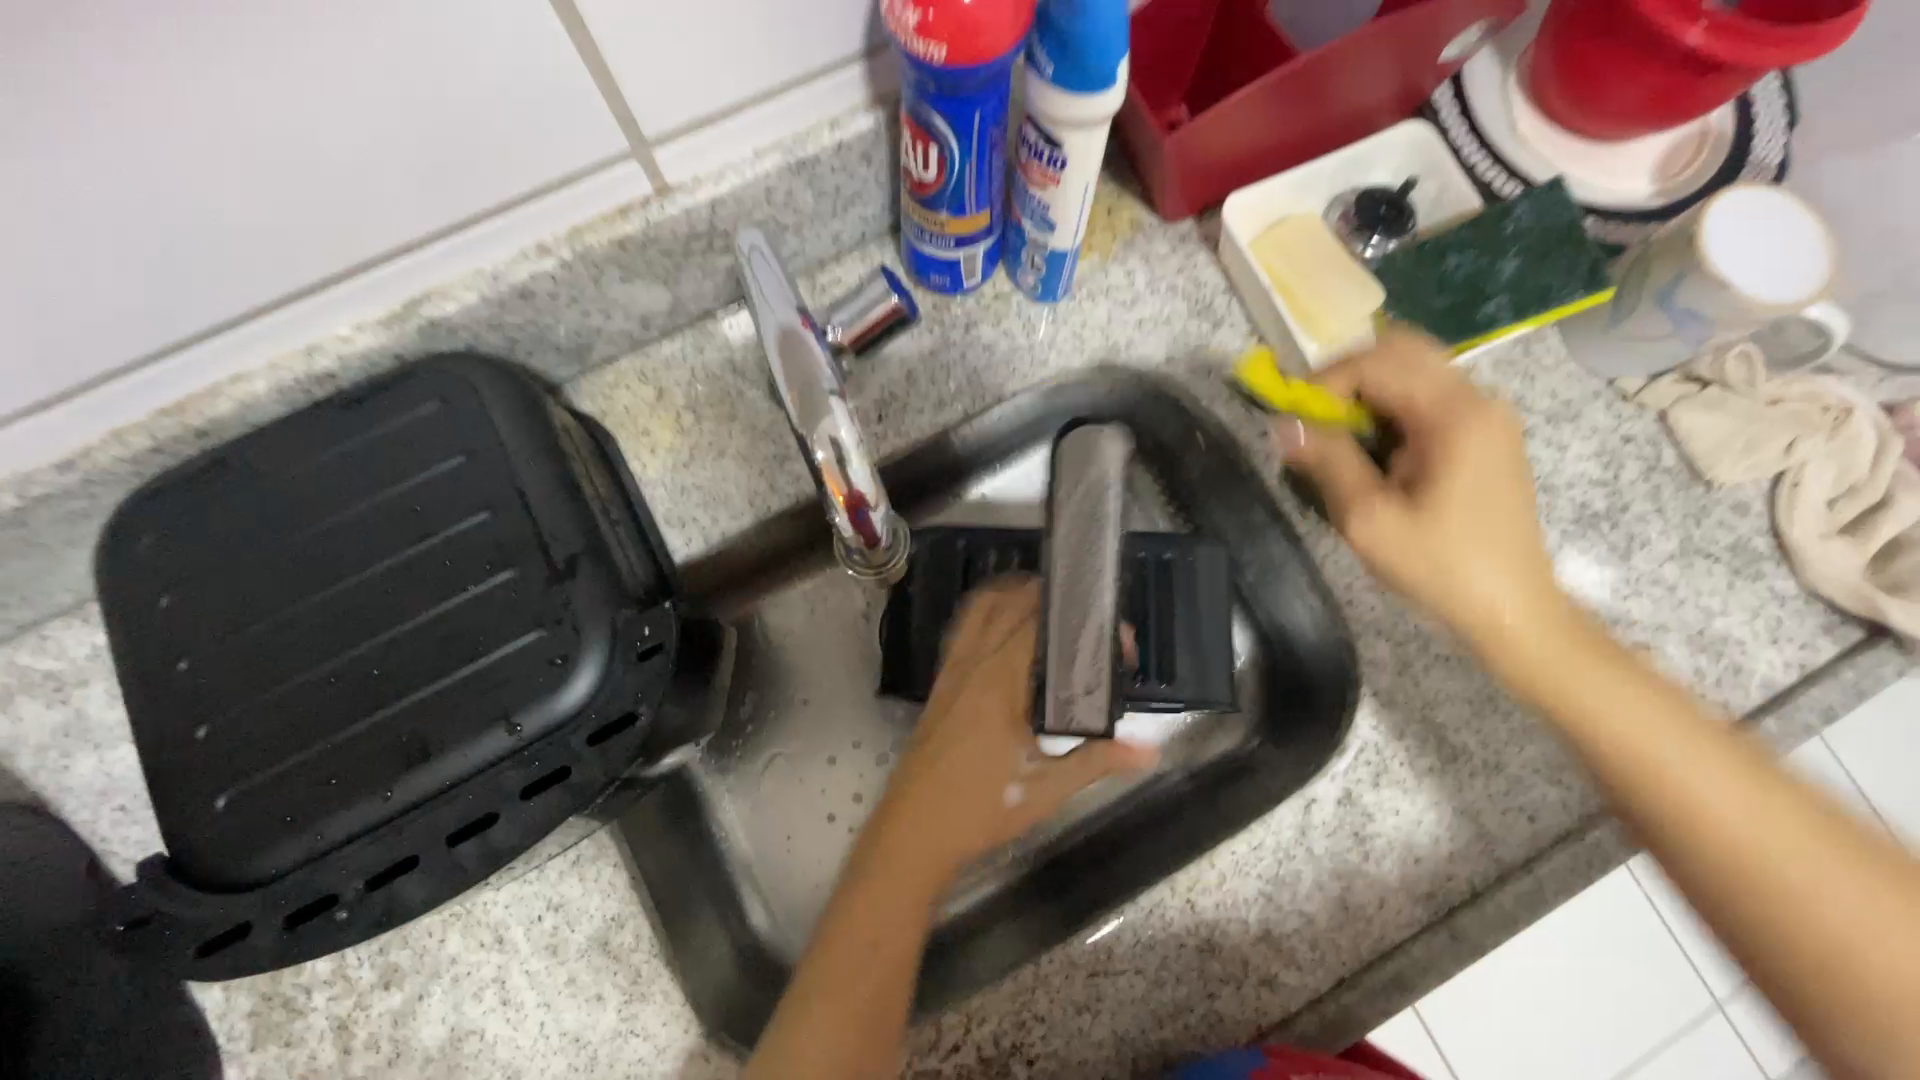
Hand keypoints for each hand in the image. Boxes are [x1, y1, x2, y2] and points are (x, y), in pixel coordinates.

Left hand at [869, 576, 1158, 876]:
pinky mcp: (940, 684)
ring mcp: (951, 672)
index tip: (1115, 638)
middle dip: (1052, 598)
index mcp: (998, 683)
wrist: (912, 831)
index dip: (1080, 620)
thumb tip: (1148, 750)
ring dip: (1014, 596)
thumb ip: (1096, 761)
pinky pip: (964, 630)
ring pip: (980, 610)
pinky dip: (989, 615)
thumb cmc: (979, 810)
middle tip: (1091, 618)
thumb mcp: (1044, 790)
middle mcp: (972, 665)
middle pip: (1009, 604)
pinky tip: (1009, 634)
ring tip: (1053, 608)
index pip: (1040, 625)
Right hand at [1277, 331, 1570, 654]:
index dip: (1325, 381)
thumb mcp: (1369, 520)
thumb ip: (1327, 462)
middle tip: (1315, 415)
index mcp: (1455, 414)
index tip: (1296, 418)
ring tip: (1339, 436)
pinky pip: (1430, 398)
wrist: (1511, 608)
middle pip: (1402, 351)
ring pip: (1416, 371)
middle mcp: (1478, 399)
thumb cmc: (1440, 567)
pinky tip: (1375, 451)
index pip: (1377, 361)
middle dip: (1347, 376)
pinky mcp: (1486, 435)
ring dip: (1369, 392)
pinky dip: (1392, 408)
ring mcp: (1487, 416)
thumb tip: (1283, 423)